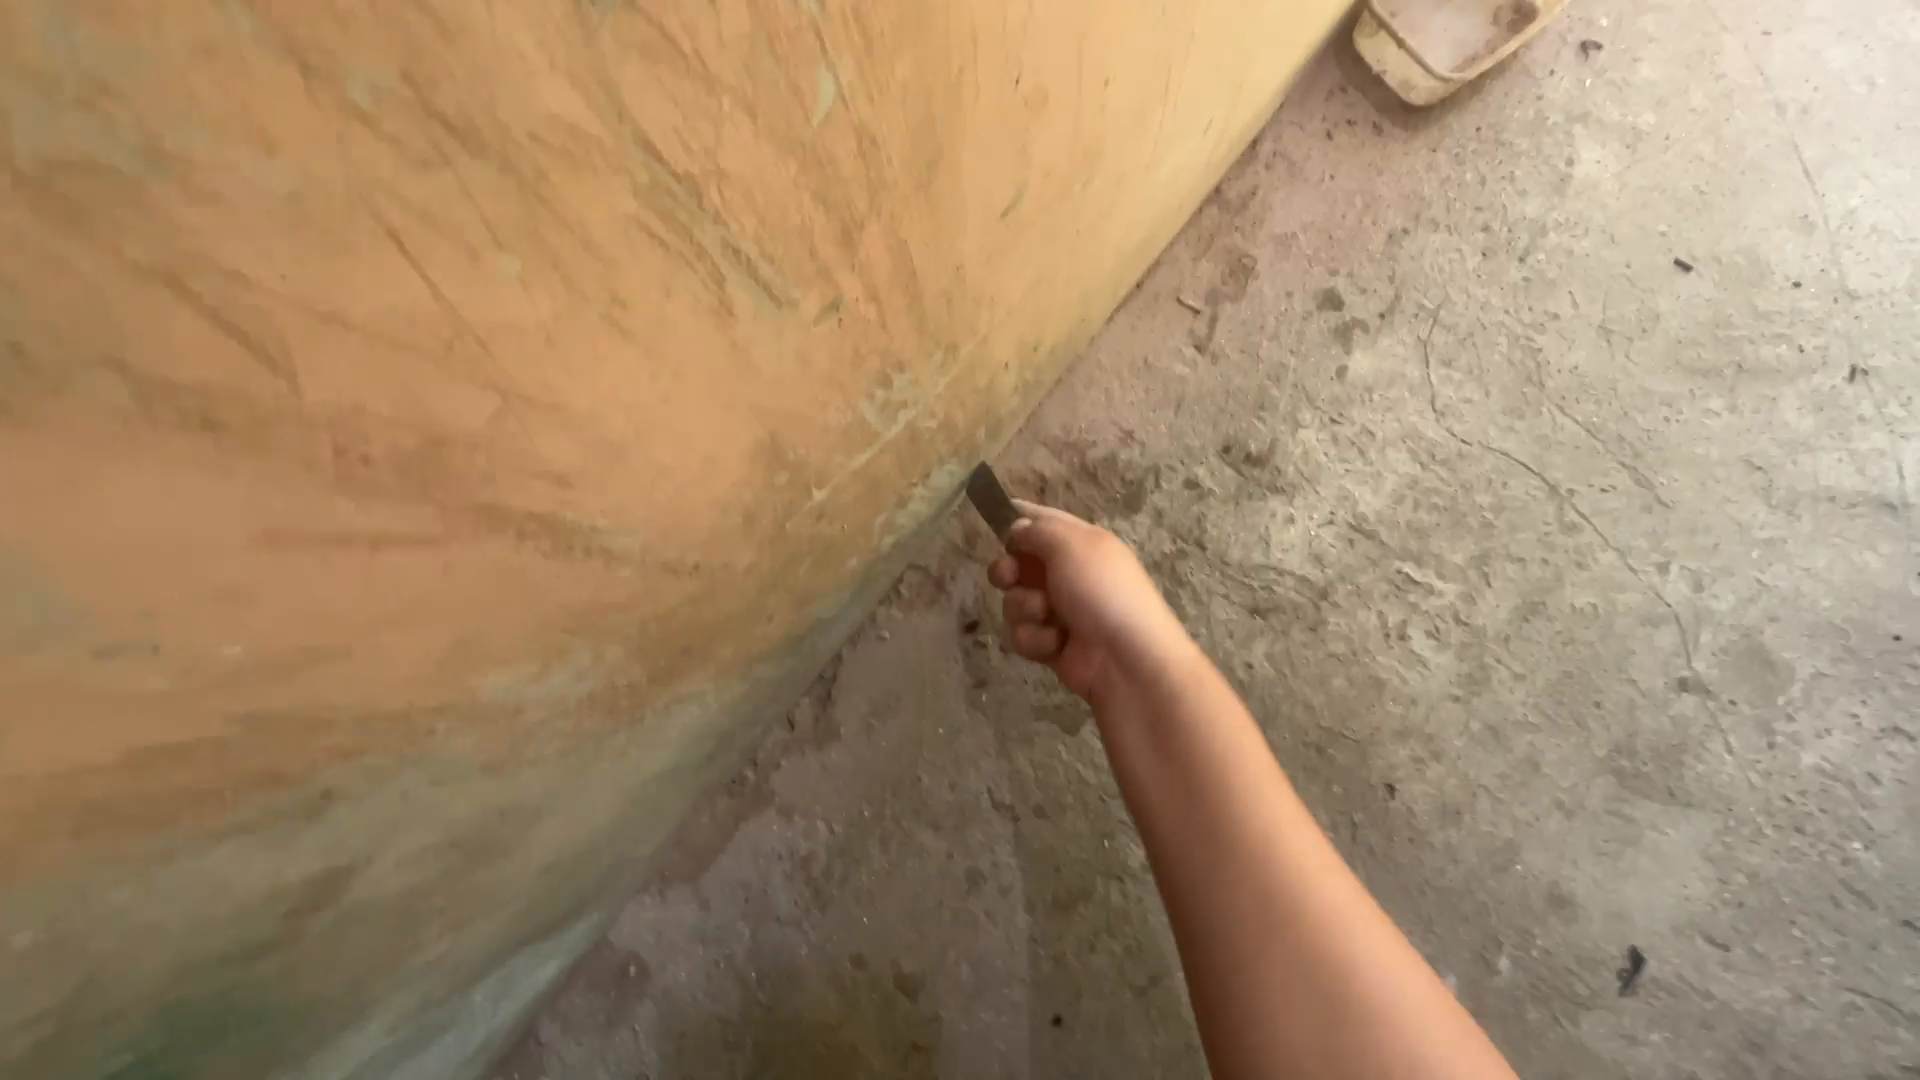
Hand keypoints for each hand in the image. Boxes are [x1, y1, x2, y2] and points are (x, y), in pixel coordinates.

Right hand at [987, 500, 1193, 703]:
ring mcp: (1059, 611)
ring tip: (1047, 616)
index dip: (1020, 518)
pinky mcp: (1050, 644)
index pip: (1045, 521)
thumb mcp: (1071, 544)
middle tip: (1008, 577)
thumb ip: (1038, 529)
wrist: (1124, 657)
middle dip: (1008, 571)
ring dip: (1025, 609)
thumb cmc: (1101, 591)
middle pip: (1019, 564)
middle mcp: (1068, 574)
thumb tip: (1018, 529)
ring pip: (1016, 602)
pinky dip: (1035, 638)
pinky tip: (1056, 644)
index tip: (995, 517)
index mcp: (1081, 543)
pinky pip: (1022, 634)